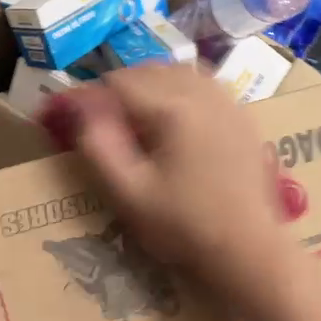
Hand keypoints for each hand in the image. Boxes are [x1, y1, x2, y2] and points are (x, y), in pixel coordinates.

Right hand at [39, 66, 291, 299]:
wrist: (248, 250)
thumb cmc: (183, 226)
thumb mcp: (128, 193)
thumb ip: (98, 145)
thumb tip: (77, 107)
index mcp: (172, 109)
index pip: (117, 81)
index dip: (89, 97)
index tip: (73, 117)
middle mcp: (202, 92)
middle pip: (146, 70)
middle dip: (118, 89)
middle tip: (102, 123)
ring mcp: (227, 101)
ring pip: (175, 71)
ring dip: (148, 85)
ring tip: (134, 118)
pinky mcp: (241, 115)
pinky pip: (202, 83)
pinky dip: (178, 89)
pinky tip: (171, 119)